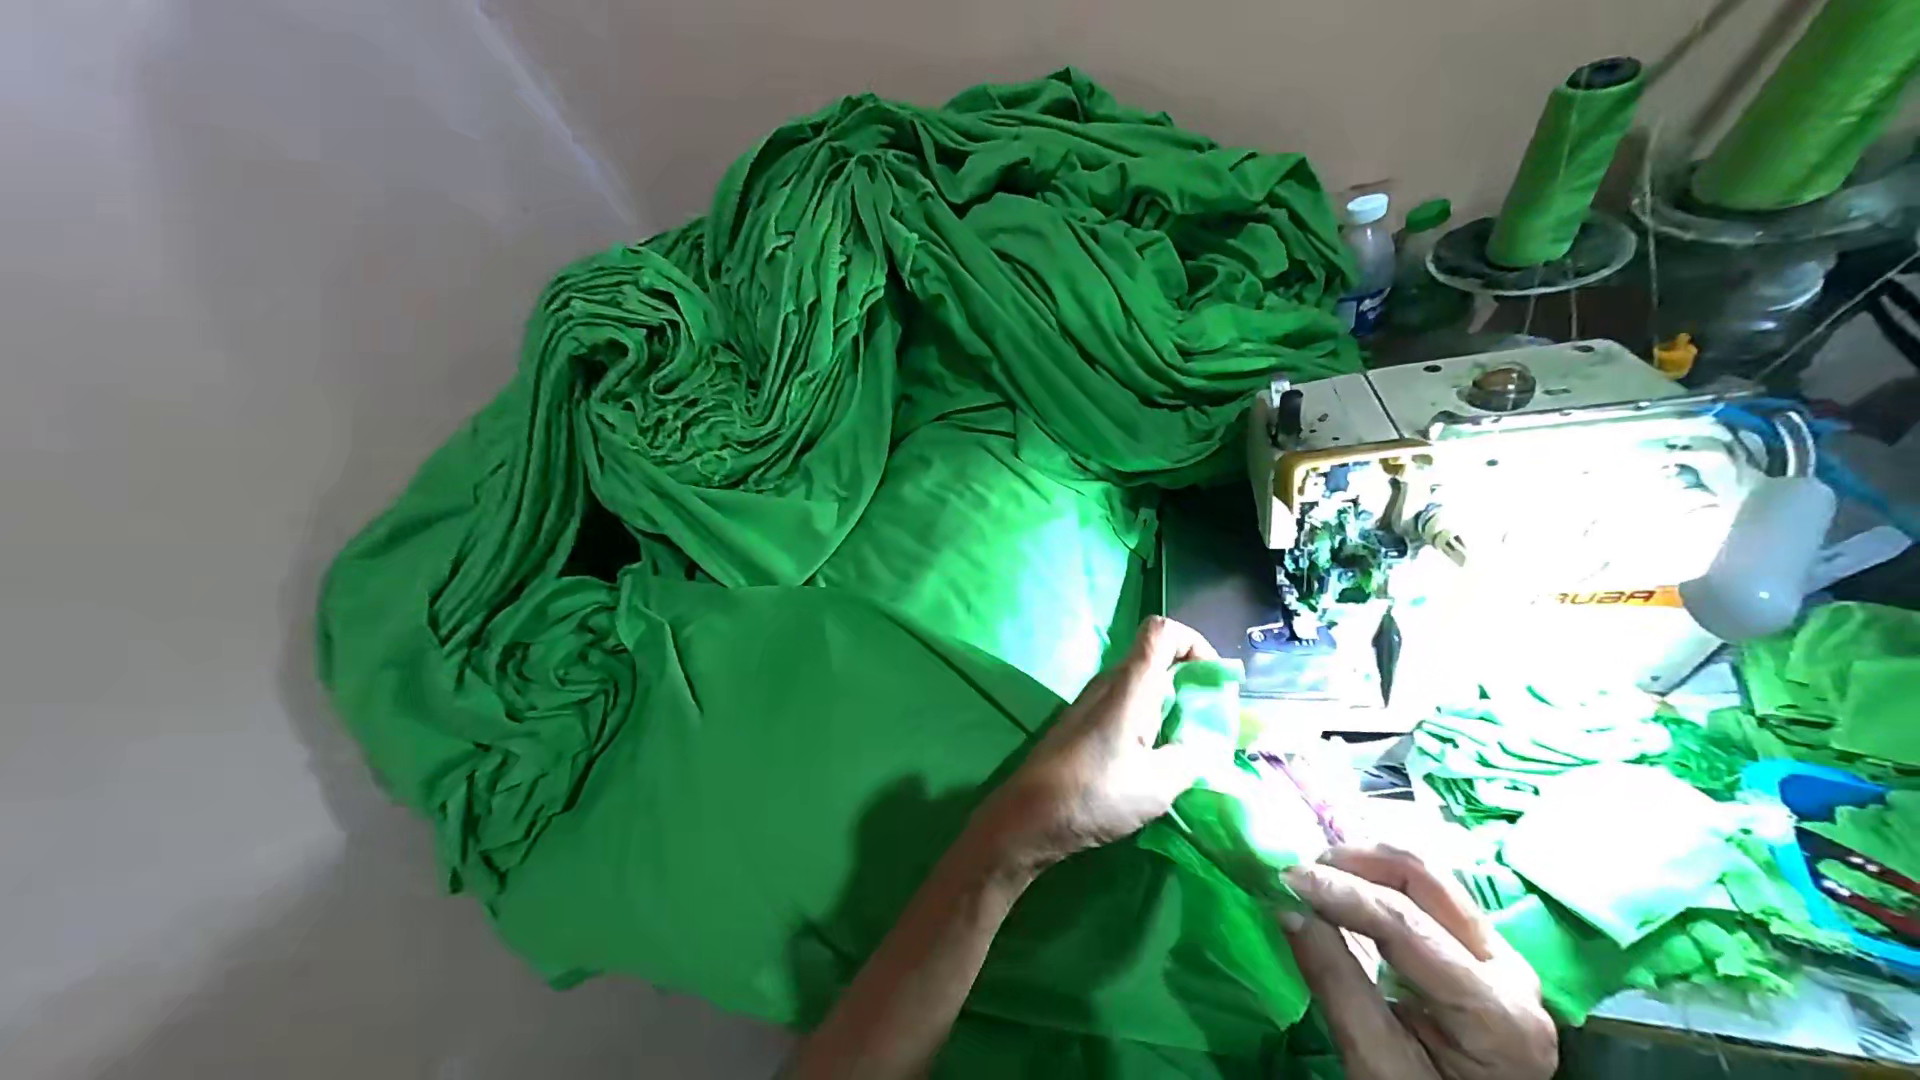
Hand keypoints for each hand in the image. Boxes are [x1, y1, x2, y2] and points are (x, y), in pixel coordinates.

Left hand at [968, 616, 1216, 873]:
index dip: (1195, 644)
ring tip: (1187, 749)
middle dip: (1191, 685)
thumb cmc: (1095, 793)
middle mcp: (1110, 683)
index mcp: (1130, 685)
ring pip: (1142, 687)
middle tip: (1209, 725)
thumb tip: (1202, 744)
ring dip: (1171, 708)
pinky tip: (1155, 761)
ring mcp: (1093, 702)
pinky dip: (1150, 723)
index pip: (1162, 630)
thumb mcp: (1159, 783)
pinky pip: (1126, 707)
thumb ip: (1191, 756)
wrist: (1029, 816)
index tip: (1214, 682)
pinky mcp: (1084, 723)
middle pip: (1156, 660)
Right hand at [1281, 845, 1557, 1079]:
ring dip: (1363, 865)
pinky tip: (1343, 889)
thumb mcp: (1376, 1065)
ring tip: (1316, 878)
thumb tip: (1289, 910)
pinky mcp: (1478, 948)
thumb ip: (1336, 983)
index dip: (1340, 892)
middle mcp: (1510, 971)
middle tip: (1301, 873)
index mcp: (1497, 1013)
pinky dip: (1375, 879)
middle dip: (1354, 863)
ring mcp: (1499, 955)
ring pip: (1425, 876)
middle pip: (1425, 880)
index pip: (1406, 925)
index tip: (1285, 879)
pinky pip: (1424, 893)